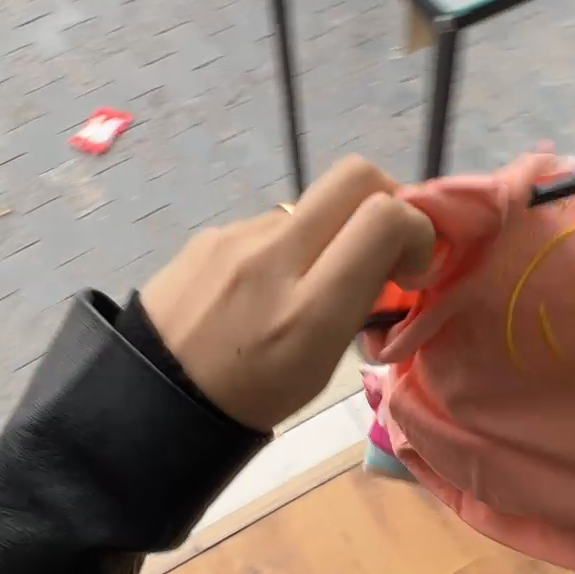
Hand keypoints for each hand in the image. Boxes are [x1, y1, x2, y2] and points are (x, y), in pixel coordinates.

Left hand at [141, 156, 434, 429]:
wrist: (157, 397)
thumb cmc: (253, 397)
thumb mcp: (322, 367)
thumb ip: (358, 301)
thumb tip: (384, 256)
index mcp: (309, 310)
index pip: (385, 217)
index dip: (417, 229)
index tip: (411, 267)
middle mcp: (272, 258)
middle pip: (354, 176)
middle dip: (388, 197)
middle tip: (384, 241)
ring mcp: (235, 237)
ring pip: (310, 205)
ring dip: (331, 231)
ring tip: (310, 282)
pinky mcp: (209, 233)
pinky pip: (269, 224)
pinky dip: (288, 245)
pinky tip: (265, 286)